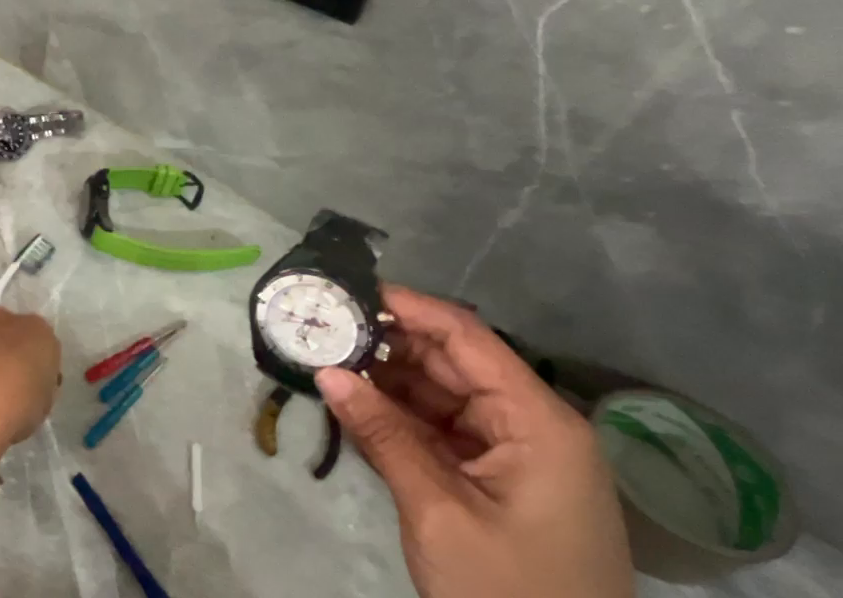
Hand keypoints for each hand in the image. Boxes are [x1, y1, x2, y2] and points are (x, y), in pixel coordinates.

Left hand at [0, 308, 61, 473]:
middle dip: (16, 354)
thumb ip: (41, 381)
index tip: (37, 386)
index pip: (46, 346)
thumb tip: (31, 379)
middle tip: (14, 383)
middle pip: (17, 336)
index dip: (42, 367)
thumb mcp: (46, 400)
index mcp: (40, 330)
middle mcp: (8, 319)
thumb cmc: (20, 406)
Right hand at [315, 285, 633, 597]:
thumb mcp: (438, 511)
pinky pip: (442, 431)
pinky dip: (399, 418)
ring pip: (442, 395)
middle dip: (387, 344)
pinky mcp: (498, 482)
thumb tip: (326, 371)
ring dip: (386, 381)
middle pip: (452, 363)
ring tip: (324, 361)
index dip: (408, 307)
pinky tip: (353, 406)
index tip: (345, 290)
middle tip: (319, 328)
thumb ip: (384, 434)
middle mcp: (531, 427)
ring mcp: (516, 456)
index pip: (467, 338)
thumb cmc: (509, 591)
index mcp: (537, 422)